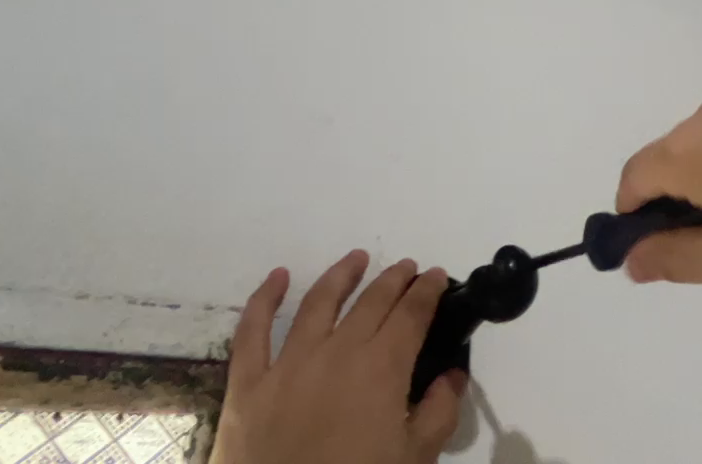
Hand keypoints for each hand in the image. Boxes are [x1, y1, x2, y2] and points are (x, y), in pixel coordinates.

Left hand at [211, 252, 466, 463]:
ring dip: (343, 274)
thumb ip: (439, 413)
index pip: (412, 312)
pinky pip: (252, 332)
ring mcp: (290, 363)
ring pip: (320, 301)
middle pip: (373, 300)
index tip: (438, 276)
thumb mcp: (415, 460)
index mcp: (382, 367)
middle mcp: (339, 351)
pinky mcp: (248, 383)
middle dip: (395, 278)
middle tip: (408, 267)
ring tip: (358, 258)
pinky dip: (264, 299)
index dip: (428, 289)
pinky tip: (277, 276)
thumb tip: (452, 374)